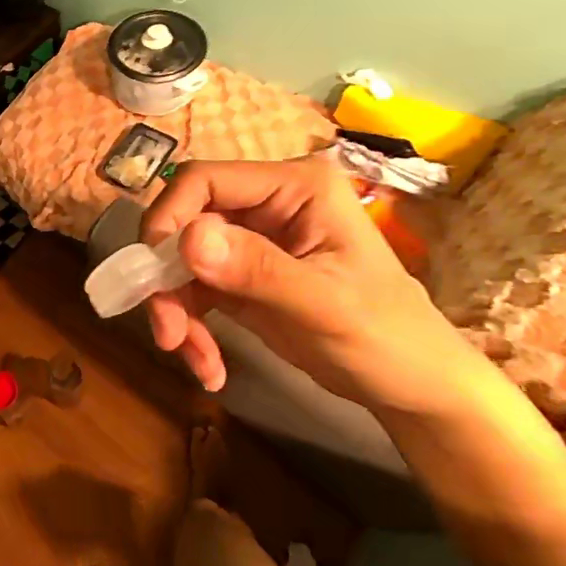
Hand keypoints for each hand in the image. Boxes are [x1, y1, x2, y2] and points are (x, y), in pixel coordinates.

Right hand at [141, 156, 488, 415]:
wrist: (412, 386)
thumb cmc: (388, 337)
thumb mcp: (323, 304)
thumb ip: (256, 268)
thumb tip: (187, 239)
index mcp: (294, 186)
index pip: (207, 179)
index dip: (170, 217)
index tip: (152, 270)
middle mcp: (267, 202)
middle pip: (186, 222)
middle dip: (169, 278)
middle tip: (167, 333)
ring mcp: (251, 238)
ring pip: (182, 259)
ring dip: (176, 308)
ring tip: (191, 357)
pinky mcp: (240, 274)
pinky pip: (194, 289)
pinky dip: (190, 325)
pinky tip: (207, 365)